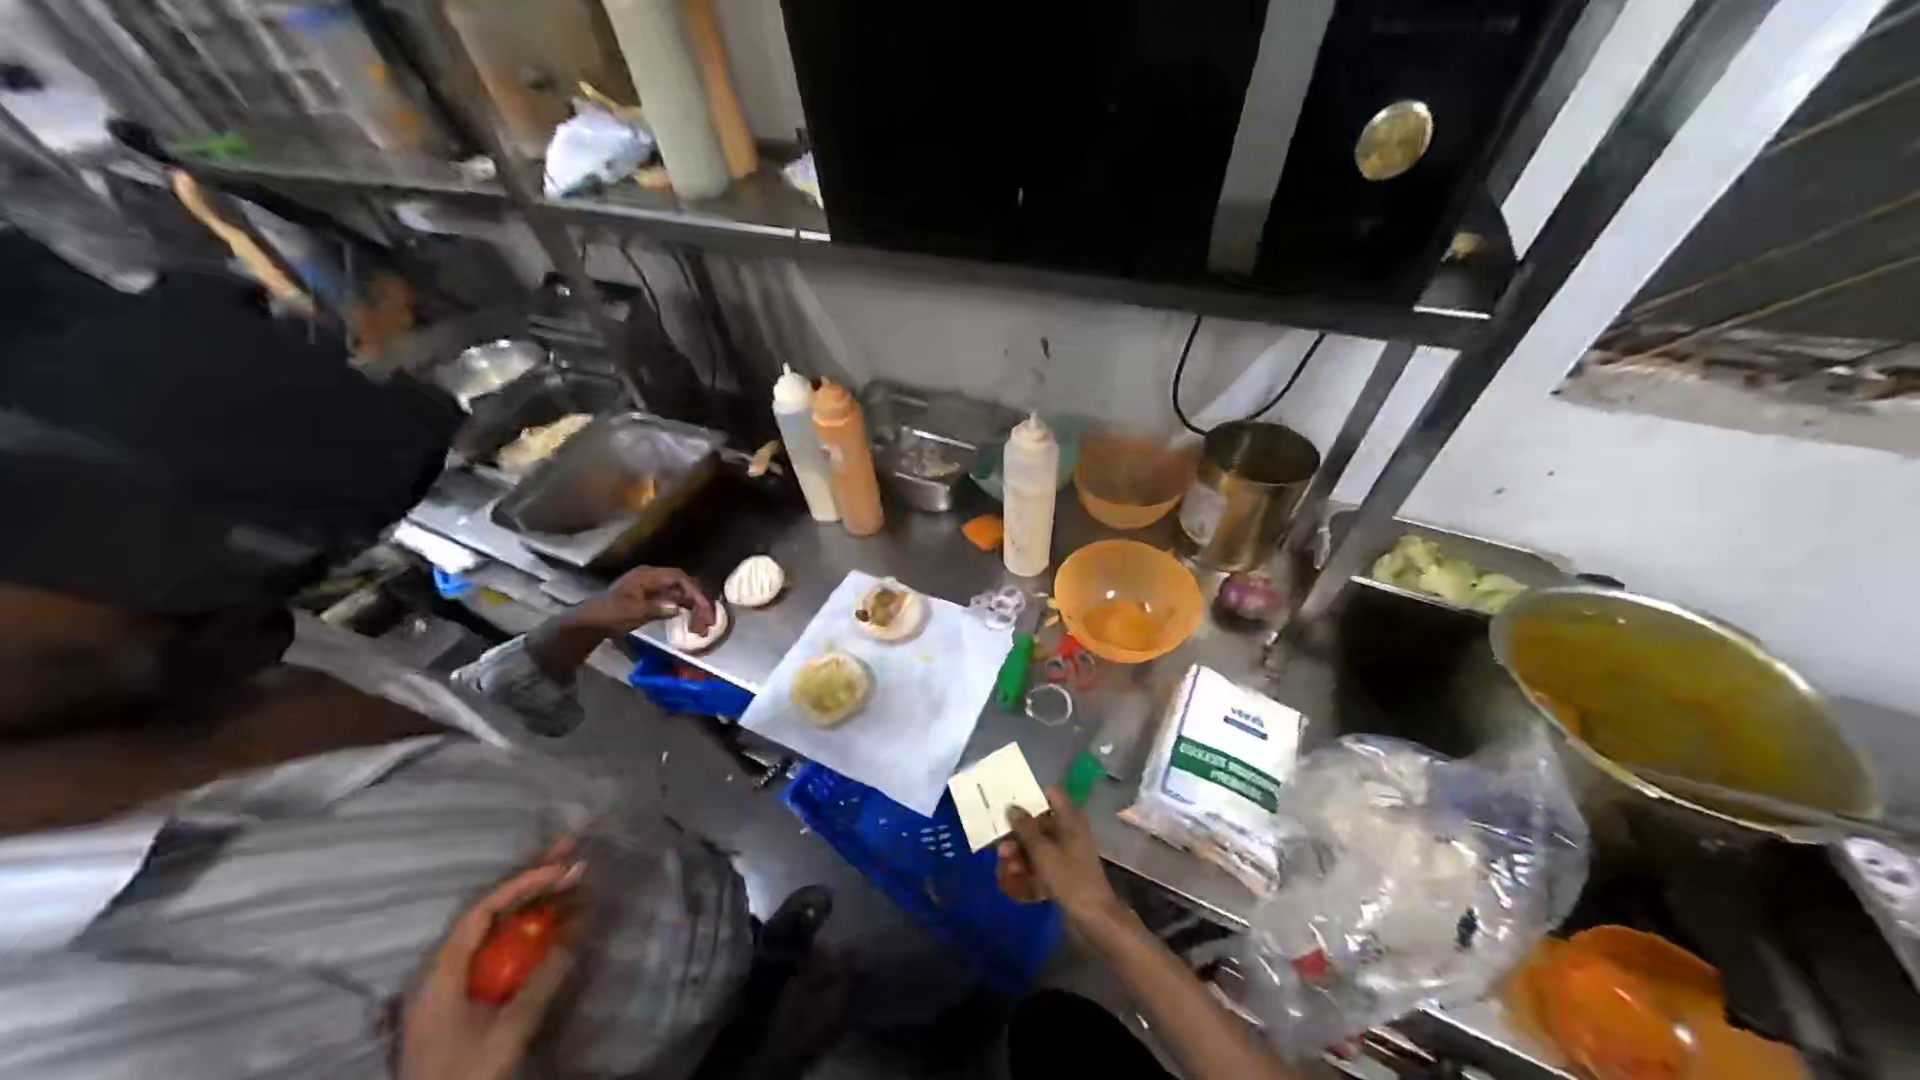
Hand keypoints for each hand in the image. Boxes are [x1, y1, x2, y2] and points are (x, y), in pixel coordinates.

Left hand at [400, 860, 582, 1079]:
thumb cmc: (466, 1076)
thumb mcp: (508, 1030)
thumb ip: (543, 978)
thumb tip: (577, 928)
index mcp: (441, 974)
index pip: (482, 912)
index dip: (522, 884)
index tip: (560, 869)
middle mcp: (444, 971)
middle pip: (491, 912)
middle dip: (532, 879)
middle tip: (571, 846)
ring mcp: (455, 985)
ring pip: (498, 929)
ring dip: (536, 902)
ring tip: (573, 874)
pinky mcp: (468, 999)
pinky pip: (502, 950)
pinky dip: (531, 929)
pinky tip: (558, 918)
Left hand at [572, 566, 712, 634]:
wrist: (591, 621)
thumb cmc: (609, 614)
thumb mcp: (633, 612)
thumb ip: (657, 608)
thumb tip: (678, 608)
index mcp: (647, 575)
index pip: (678, 577)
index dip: (694, 590)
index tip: (704, 606)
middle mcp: (653, 577)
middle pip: (684, 584)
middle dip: (699, 601)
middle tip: (710, 620)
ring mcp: (654, 587)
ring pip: (682, 594)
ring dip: (695, 608)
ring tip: (704, 626)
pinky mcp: (654, 597)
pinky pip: (676, 600)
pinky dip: (686, 610)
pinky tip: (693, 622)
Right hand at [996, 788, 1128, 933]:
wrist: (1095, 918)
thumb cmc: (1070, 878)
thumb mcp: (1042, 852)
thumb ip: (1025, 828)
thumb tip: (1011, 807)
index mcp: (1069, 819)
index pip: (1051, 794)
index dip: (1031, 797)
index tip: (1010, 807)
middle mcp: (1070, 831)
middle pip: (1040, 823)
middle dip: (1019, 835)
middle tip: (1001, 849)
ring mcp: (1068, 852)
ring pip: (1039, 845)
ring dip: (1021, 855)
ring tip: (1006, 869)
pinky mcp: (1066, 871)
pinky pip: (1043, 862)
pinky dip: (1030, 869)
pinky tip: (1015, 881)